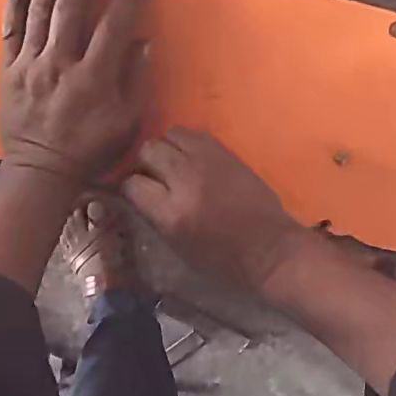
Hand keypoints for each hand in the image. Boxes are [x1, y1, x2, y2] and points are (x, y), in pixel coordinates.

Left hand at [0, 0, 149, 188]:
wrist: (41, 172)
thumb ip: (136, 82)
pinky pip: (11, 27)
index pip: (113, 25)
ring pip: (40, 9)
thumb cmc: (88, 150)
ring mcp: (30, 64)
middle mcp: (59, 64)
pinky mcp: (9, 69)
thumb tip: (142, 43)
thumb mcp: (125, 124)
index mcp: (93, 78)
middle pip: (71, 5)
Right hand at [121, 128, 316, 292]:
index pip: (131, 183)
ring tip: (171, 163)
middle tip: (150, 175)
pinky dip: (187, 143)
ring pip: (170, 135)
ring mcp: (207, 162)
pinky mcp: (226, 153)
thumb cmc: (222, 261)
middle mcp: (185, 180)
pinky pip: (195, 134)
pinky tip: (191, 158)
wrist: (269, 250)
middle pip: (148, 151)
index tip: (132, 192)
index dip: (127, 186)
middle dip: (143, 162)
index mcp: (170, 213)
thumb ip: (153, 217)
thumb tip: (136, 194)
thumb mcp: (177, 248)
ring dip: (165, 147)